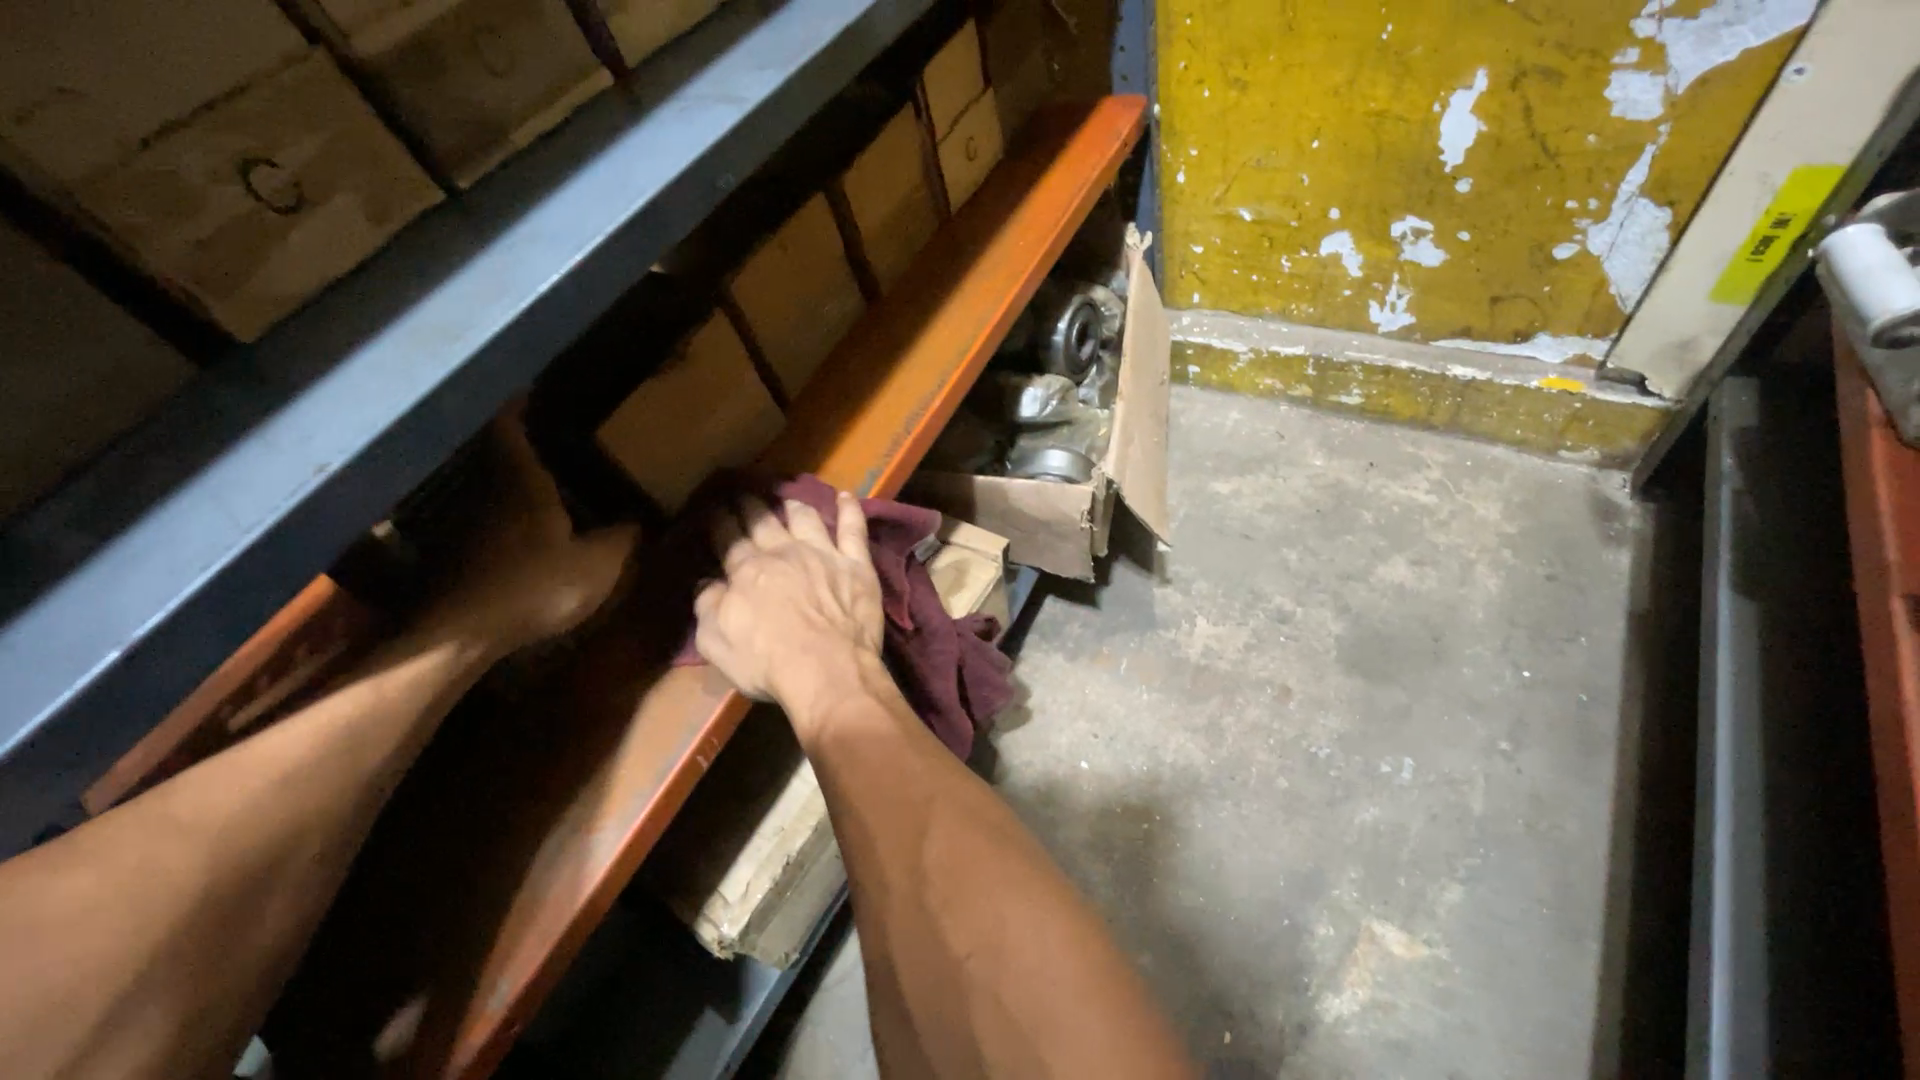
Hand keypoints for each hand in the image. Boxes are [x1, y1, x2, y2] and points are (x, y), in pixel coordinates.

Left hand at [437, 408, 638, 650]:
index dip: (517, 407)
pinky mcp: (457, 560)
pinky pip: (486, 528)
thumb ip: (622, 540)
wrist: (460, 635)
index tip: (526, 391)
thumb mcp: (598, 565)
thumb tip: (638, 522)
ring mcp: (466, 528)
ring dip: (513, 490)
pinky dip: (505, 525)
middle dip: (521, 450)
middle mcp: (488, 495)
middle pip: (500, 460)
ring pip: (492, 494)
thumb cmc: (535, 586)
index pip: (511, 430)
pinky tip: (525, 541)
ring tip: (546, 491)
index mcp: (522, 484)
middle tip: (550, 443)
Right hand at [694, 492, 884, 720]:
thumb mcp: (716, 642)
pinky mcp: (857, 565)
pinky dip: (850, 509)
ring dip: (793, 506)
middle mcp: (784, 553)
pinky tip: (846, 497)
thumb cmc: (767, 663)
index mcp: (747, 570)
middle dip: (750, 506)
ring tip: (787, 498)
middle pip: (764, 522)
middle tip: (743, 495)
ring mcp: (823, 555)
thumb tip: (706, 583)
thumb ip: (708, 607)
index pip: (729, 538)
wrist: (827, 670)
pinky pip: (855, 529)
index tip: (715, 508)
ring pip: (806, 519)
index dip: (720, 521)